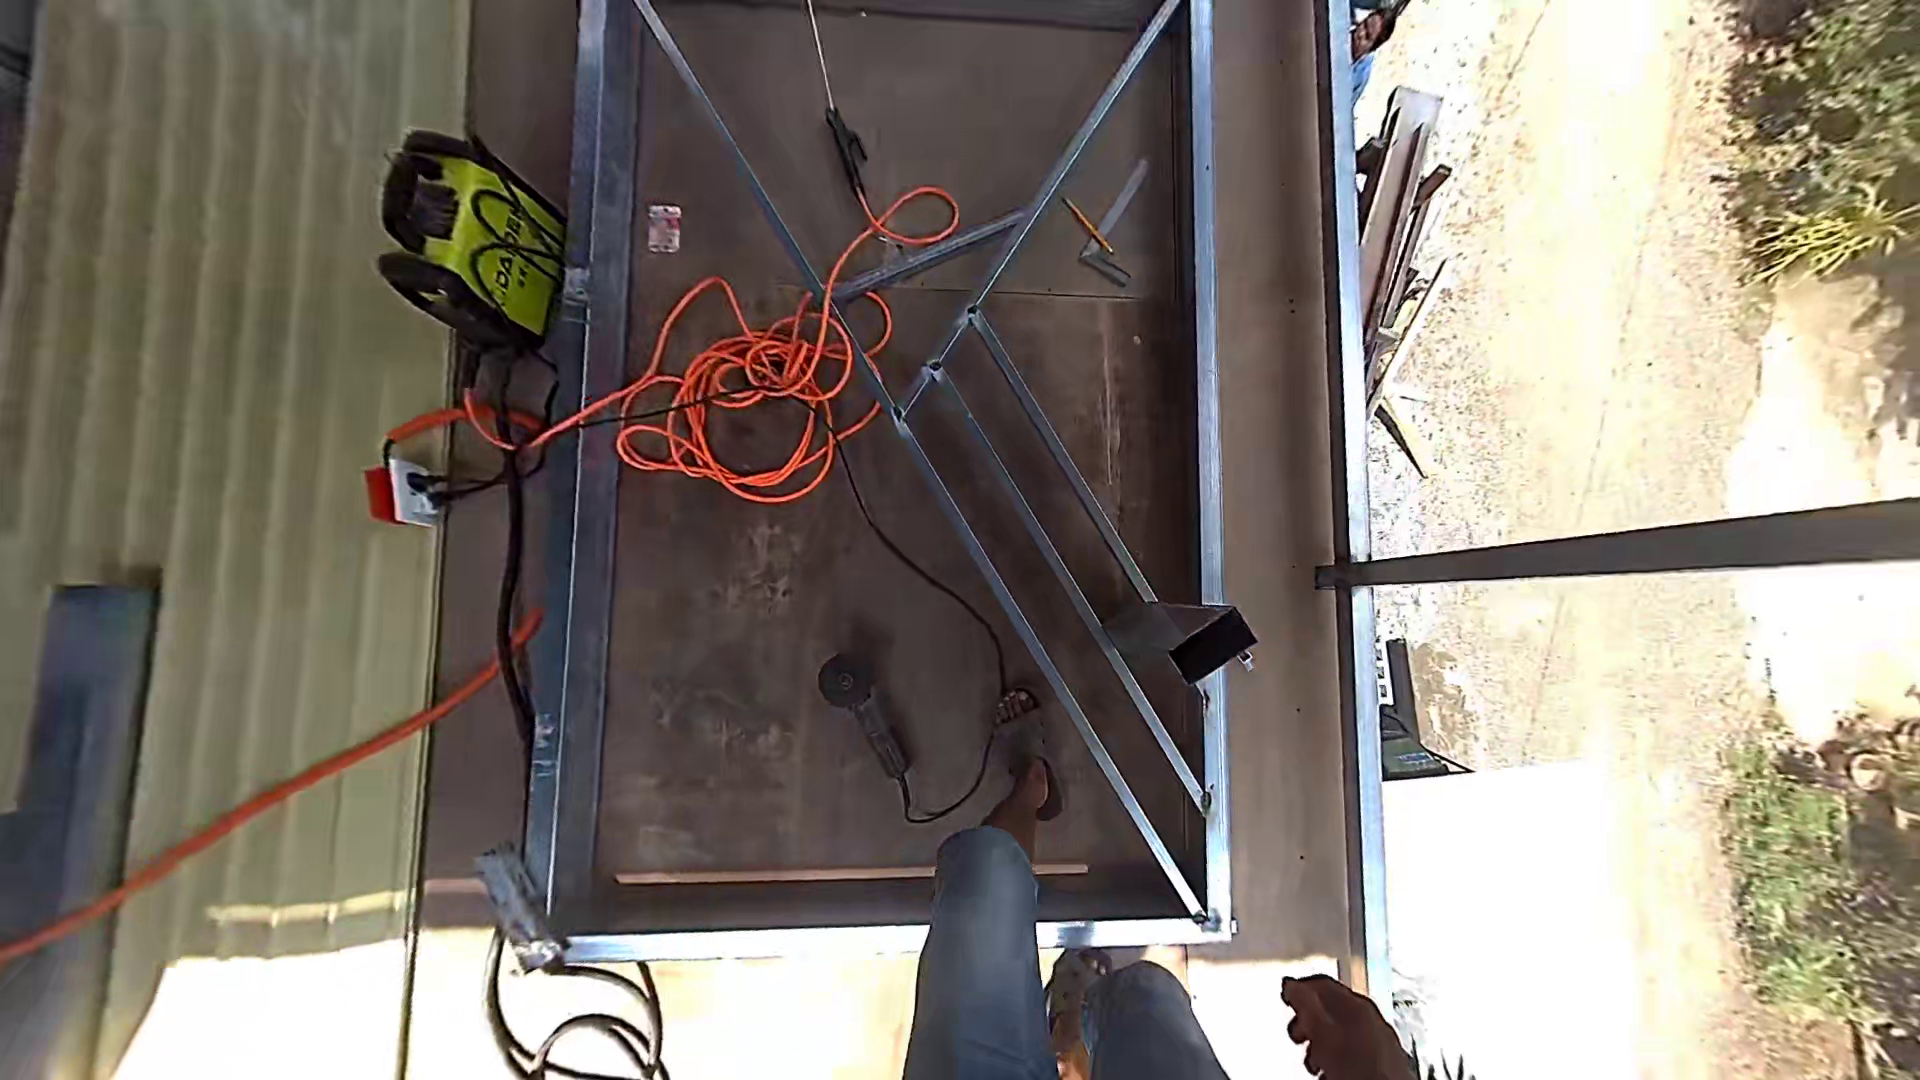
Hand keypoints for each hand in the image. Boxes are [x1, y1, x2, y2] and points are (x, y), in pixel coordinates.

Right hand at [1281, 975, 1412, 1079]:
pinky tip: (1330, 1070)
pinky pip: (1354, 1051)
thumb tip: (1291, 985)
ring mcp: (1382, 1043)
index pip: (1322, 982)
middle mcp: (1373, 1019)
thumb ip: (1303, 1002)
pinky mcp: (1386, 1066)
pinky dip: (1338, 1056)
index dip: (1299, 987)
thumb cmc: (1357, 1068)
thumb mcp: (1320, 1031)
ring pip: (1342, 1032)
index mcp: (1358, 1004)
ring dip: (1322, 1042)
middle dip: (1309, 1020)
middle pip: (1331, 1008)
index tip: (1286, 996)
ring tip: (1312, 1059)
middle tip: (1297, 1033)